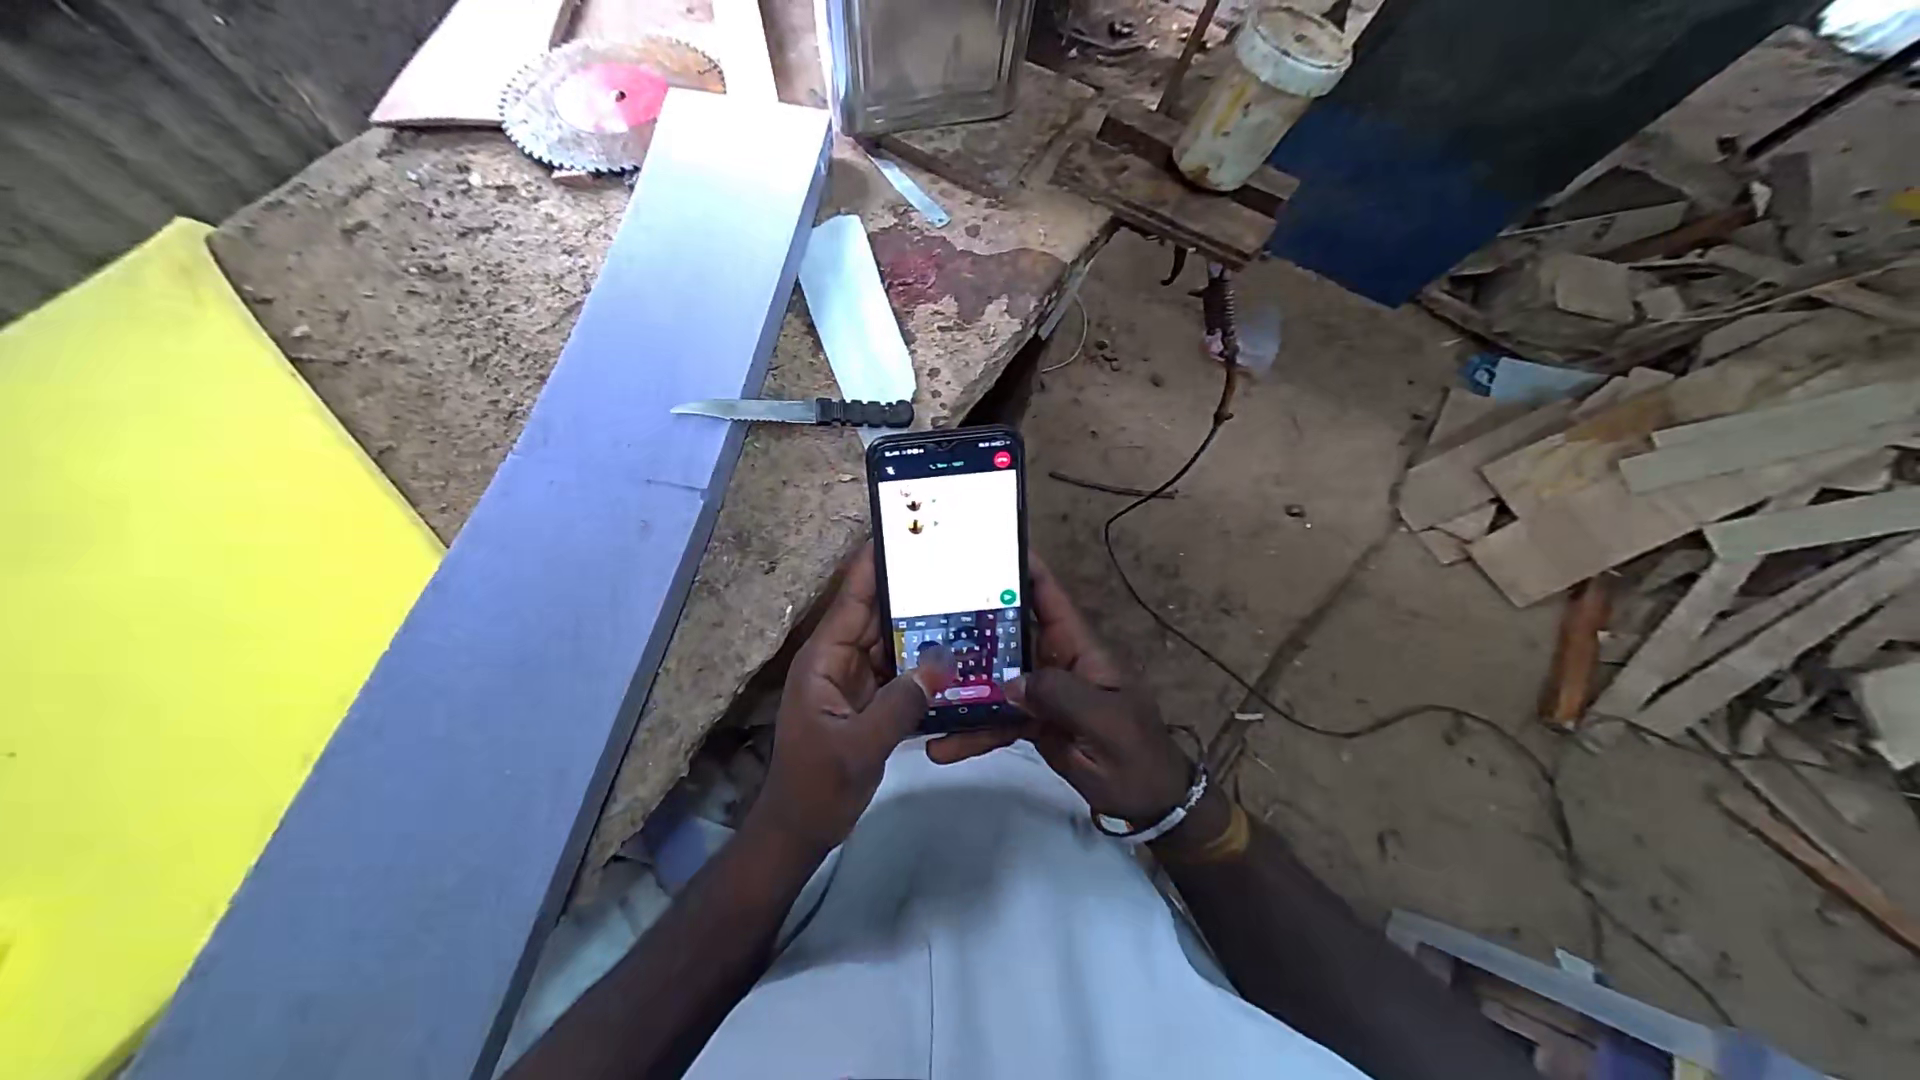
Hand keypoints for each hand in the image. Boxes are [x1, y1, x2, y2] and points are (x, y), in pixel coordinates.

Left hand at [751, 543, 947, 853]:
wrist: (800, 830)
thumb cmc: (817, 786)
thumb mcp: (859, 746)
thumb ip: (901, 704)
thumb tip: (944, 663)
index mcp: (823, 660)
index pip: (851, 601)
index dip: (872, 567)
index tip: (900, 535)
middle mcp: (838, 661)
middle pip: (875, 616)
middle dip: (908, 592)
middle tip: (950, 566)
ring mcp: (854, 681)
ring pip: (890, 643)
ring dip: (920, 628)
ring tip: (962, 602)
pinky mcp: (868, 701)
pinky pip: (898, 671)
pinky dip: (922, 663)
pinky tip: (954, 654)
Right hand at [928, 555, 1192, 823]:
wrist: (1149, 803)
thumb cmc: (1136, 756)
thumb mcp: (1105, 722)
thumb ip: (1060, 694)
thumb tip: (1009, 681)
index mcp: (1081, 651)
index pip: (1051, 601)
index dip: (1026, 572)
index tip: (990, 549)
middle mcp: (1057, 663)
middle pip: (1011, 635)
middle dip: (974, 624)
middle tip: (927, 613)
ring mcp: (1043, 694)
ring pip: (996, 680)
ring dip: (963, 687)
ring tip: (922, 693)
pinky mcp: (1034, 721)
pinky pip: (998, 719)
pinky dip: (973, 731)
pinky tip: (943, 746)